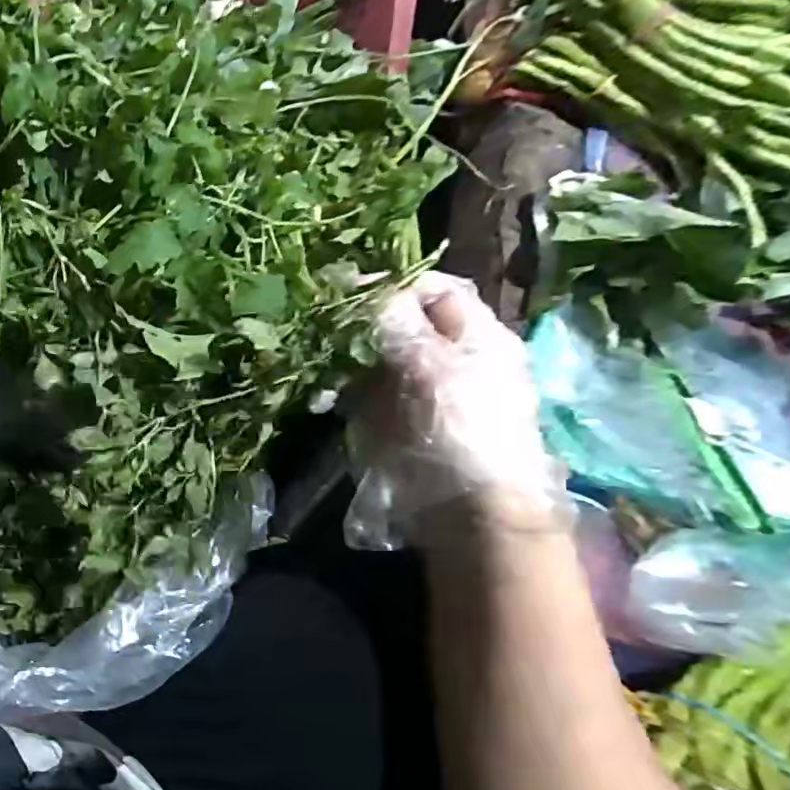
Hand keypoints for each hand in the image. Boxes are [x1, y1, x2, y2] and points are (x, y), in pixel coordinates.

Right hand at [346, 272, 565, 546]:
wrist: (462, 504)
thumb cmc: (462, 428)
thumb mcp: (435, 369)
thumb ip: (401, 327)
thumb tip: (373, 293)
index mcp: (473, 337)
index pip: (435, 291)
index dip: (396, 284)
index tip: (351, 287)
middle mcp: (440, 356)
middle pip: (395, 321)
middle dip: (358, 319)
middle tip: (322, 319)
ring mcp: (408, 388)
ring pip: (366, 354)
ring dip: (339, 353)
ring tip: (316, 359)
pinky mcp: (382, 416)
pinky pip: (351, 389)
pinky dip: (333, 387)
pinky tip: (322, 396)